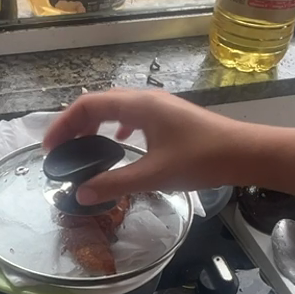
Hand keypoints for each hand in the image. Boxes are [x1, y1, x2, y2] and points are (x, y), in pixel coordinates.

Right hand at [42, 89, 257, 203]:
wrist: (245, 153)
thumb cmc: (201, 160)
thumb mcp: (153, 175)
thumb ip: (113, 184)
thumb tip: (80, 194)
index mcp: (138, 105)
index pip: (87, 105)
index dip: (63, 125)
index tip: (49, 148)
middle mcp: (145, 99)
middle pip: (98, 104)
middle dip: (75, 126)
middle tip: (61, 152)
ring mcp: (159, 107)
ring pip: (115, 110)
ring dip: (94, 126)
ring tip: (83, 149)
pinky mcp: (169, 118)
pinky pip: (132, 117)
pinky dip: (116, 128)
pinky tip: (119, 144)